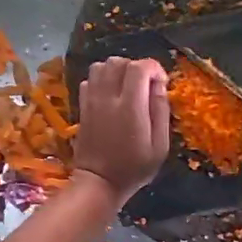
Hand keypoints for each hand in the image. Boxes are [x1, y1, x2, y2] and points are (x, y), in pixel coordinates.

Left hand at [72, 57, 170, 203]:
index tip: (160, 82)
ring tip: (126, 87)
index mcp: (130, 106)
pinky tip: (110, 95)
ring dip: (115, 71)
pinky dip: (101, 80)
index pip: (139, 67)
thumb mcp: (160, 144)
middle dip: (134, 67)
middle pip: (117, 62)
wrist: (98, 180)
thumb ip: (160, 110)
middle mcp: (107, 98)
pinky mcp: (81, 106)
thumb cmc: (134, 167)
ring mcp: (90, 100)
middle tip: (144, 85)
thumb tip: (159, 84)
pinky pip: (88, 80)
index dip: (153, 68)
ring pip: (99, 67)